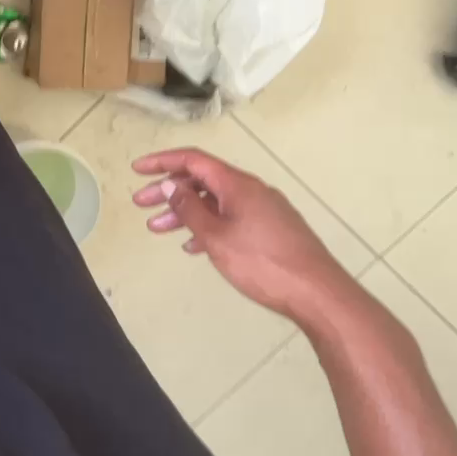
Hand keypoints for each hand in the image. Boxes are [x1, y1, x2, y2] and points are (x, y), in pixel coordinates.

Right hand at [132, 148, 357, 325]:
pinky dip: (207, 226)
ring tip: (158, 229)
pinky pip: (230, 217)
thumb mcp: (216, 236)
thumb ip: (189, 208)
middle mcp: (251, 190)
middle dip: (168, 191)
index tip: (137, 169)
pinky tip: (193, 246)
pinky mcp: (271, 230)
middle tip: (140, 204)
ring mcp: (264, 210)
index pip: (193, 160)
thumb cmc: (261, 262)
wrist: (319, 295)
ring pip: (214, 202)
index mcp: (237, 185)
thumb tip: (170, 186)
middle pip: (201, 180)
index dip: (162, 161)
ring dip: (184, 212)